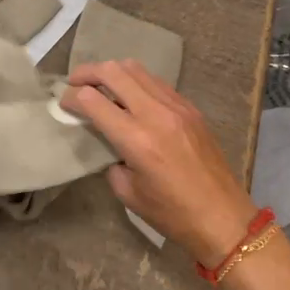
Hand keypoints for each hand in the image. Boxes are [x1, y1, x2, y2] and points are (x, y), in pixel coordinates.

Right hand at [61, 59, 256, 266]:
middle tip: (74, 82)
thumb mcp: (128, 193)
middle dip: (87, 72)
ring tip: (101, 84)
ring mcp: (176, 106)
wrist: (226, 220)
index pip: (93, 100)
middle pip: (113, 71)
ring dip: (112, 72)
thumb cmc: (174, 215)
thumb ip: (110, 159)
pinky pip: (156, 81)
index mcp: (137, 140)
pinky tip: (131, 97)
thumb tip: (107, 139)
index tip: (63, 103)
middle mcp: (155, 114)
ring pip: (135, 68)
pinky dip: (136, 81)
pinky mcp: (190, 108)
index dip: (71, 98)